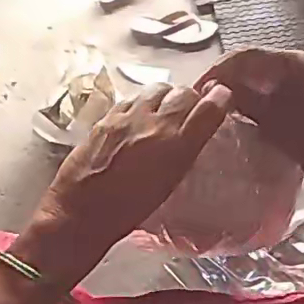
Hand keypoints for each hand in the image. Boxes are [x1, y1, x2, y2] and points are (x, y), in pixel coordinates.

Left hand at [24, 83, 232, 276]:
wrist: (81, 213)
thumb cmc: (128, 210)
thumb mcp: (169, 184)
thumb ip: (184, 152)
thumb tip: (194, 133)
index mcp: (177, 146)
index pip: (209, 108)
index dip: (220, 98)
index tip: (222, 98)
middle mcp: (155, 125)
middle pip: (184, 92)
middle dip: (192, 98)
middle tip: (191, 109)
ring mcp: (128, 117)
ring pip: (158, 89)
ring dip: (166, 96)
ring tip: (164, 110)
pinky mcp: (106, 117)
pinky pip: (133, 98)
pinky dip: (142, 102)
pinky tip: (138, 116)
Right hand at [198, 49, 303, 187]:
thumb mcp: (266, 116)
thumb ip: (239, 96)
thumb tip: (213, 87)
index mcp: (289, 60)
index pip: (244, 55)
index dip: (217, 70)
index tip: (199, 86)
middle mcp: (297, 60)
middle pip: (253, 61)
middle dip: (227, 75)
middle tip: (205, 92)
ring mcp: (303, 75)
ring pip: (261, 73)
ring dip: (240, 83)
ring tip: (219, 99)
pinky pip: (272, 84)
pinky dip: (254, 92)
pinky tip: (242, 105)